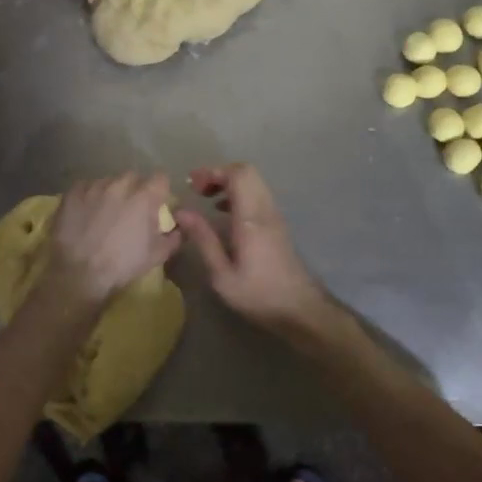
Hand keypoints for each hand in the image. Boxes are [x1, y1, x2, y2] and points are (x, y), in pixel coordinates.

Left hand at [43, 173, 181, 304]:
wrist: (80, 273)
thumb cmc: (123, 265)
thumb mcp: (157, 255)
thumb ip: (174, 237)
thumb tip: (179, 228)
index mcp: (144, 197)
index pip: (161, 178)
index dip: (160, 189)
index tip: (157, 201)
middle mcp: (120, 185)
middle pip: (133, 177)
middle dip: (135, 189)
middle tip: (131, 208)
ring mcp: (94, 187)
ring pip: (108, 181)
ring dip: (112, 192)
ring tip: (106, 211)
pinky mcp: (73, 193)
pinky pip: (85, 187)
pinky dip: (89, 195)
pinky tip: (86, 211)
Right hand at [174, 164, 337, 338]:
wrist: (300, 310)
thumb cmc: (258, 295)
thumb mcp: (222, 274)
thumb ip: (203, 239)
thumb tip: (181, 211)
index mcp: (251, 219)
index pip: (238, 174)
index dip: (213, 172)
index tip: (192, 184)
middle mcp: (265, 211)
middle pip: (247, 172)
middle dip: (219, 174)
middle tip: (198, 190)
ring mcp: (275, 217)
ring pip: (254, 182)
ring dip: (229, 183)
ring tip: (207, 199)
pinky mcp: (277, 226)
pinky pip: (258, 196)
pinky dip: (239, 194)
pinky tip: (224, 213)